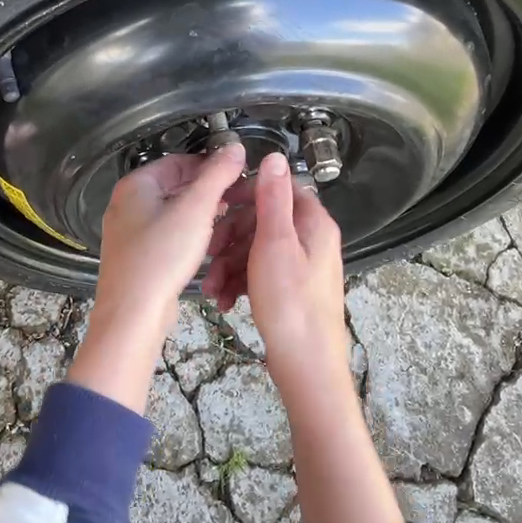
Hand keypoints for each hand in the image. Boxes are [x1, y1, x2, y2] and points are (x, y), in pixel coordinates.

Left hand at [95, 143, 247, 308]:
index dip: (209, 164)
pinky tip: (204, 243)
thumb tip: (234, 148)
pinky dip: (186, 232)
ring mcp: (128, 231)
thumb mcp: (196, 209)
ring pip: (170, 211)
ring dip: (198, 212)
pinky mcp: (136, 255)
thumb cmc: (160, 257)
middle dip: (205, 189)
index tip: (234, 172)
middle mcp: (126, 204)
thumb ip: (217, 175)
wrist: (133, 312)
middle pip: (173, 185)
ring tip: (225, 219)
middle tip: (234, 196)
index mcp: (135, 185)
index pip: (177, 160)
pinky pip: (165, 234)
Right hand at [210, 151, 349, 399]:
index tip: (218, 205)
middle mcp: (311, 240)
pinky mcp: (291, 291)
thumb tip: (273, 156)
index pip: (278, 189)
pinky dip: (240, 282)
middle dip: (230, 236)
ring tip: (212, 287)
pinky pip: (260, 274)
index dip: (246, 193)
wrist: (307, 365)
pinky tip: (224, 300)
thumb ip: (273, 198)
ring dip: (230, 263)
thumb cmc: (291, 303)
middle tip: (209, 254)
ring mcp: (302, 267)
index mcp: (313, 223)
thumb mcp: (274, 243)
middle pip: (263, 220)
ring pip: (257, 250)